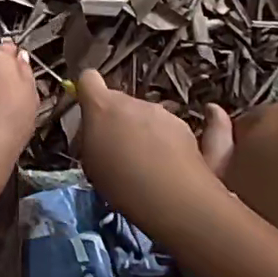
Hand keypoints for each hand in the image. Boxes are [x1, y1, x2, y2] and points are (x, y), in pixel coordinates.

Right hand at [75, 70, 232, 240]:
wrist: (171, 197)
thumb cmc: (119, 181)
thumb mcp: (90, 161)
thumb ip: (92, 136)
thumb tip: (98, 129)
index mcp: (103, 105)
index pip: (89, 79)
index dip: (88, 90)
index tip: (88, 107)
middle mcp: (135, 103)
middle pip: (122, 103)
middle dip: (120, 121)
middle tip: (119, 151)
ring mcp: (165, 114)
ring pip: (150, 117)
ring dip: (146, 132)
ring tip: (148, 165)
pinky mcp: (190, 130)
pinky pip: (178, 127)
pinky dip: (175, 137)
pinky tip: (177, 154)